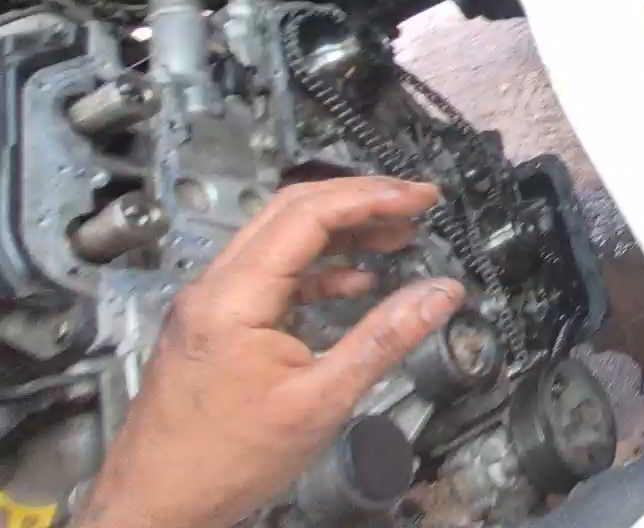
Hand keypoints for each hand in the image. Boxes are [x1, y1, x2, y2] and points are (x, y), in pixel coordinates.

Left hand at [76, 178, 466, 527]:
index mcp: (232, 300)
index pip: (308, 216)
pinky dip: (328, 261)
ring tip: (401, 234)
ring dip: (348, 226)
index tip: (422, 198)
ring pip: (286, 235)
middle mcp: (215, 291)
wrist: (149, 518)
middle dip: (363, 198)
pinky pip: (279, 269)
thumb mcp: (321, 400)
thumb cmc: (222, 464)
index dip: (373, 197)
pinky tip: (361, 279)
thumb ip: (386, 337)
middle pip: (293, 210)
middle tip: (418, 202)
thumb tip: (445, 291)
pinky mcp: (221, 323)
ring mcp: (214, 305)